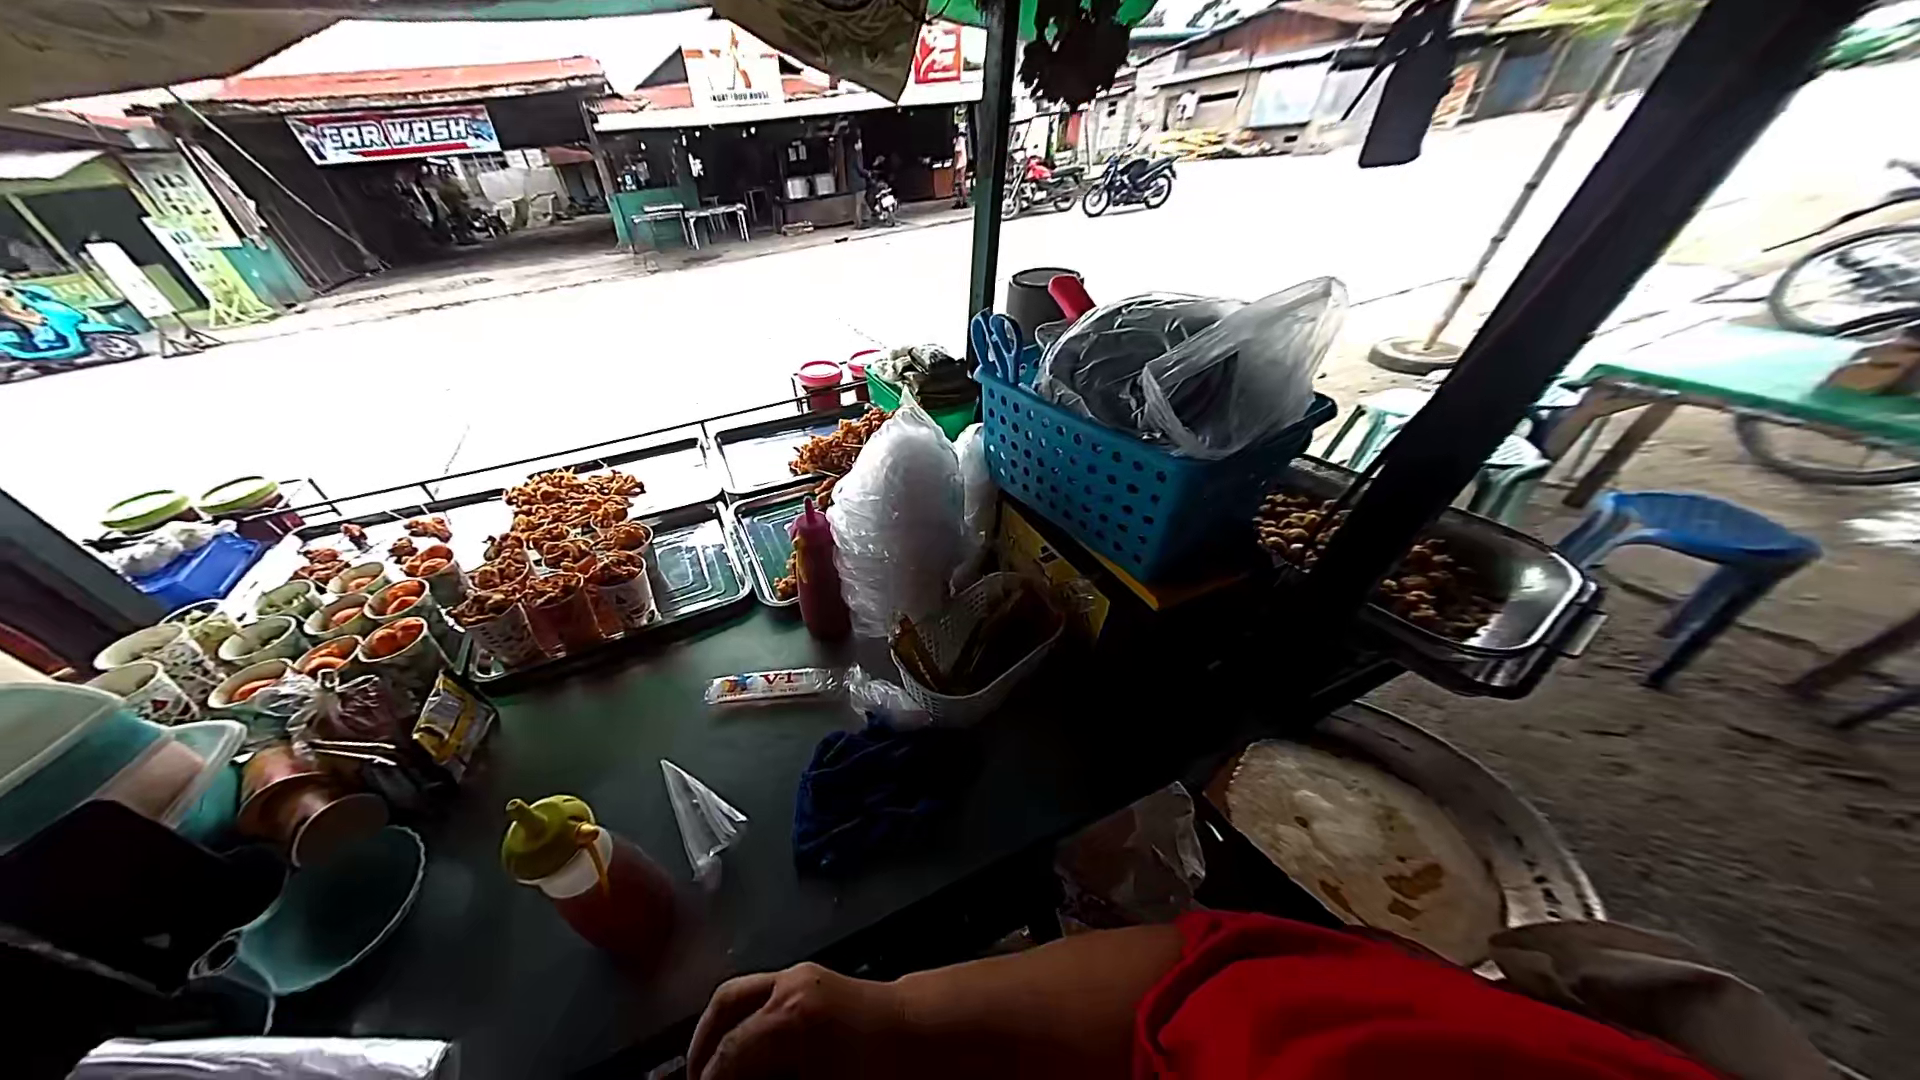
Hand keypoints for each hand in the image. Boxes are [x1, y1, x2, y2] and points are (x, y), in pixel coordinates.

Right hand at [687, 963, 903, 1079]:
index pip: (725, 1055)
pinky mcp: (812, 976)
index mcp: (788, 1016)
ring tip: (717, 1070)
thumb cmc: (876, 1072)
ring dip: (722, 1029)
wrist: (920, 1036)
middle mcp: (789, 984)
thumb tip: (731, 1079)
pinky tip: (750, 1053)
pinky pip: (763, 991)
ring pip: (741, 992)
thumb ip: (763, 1078)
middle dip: (703, 1048)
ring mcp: (801, 974)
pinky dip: (746, 1018)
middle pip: (724, 1006)